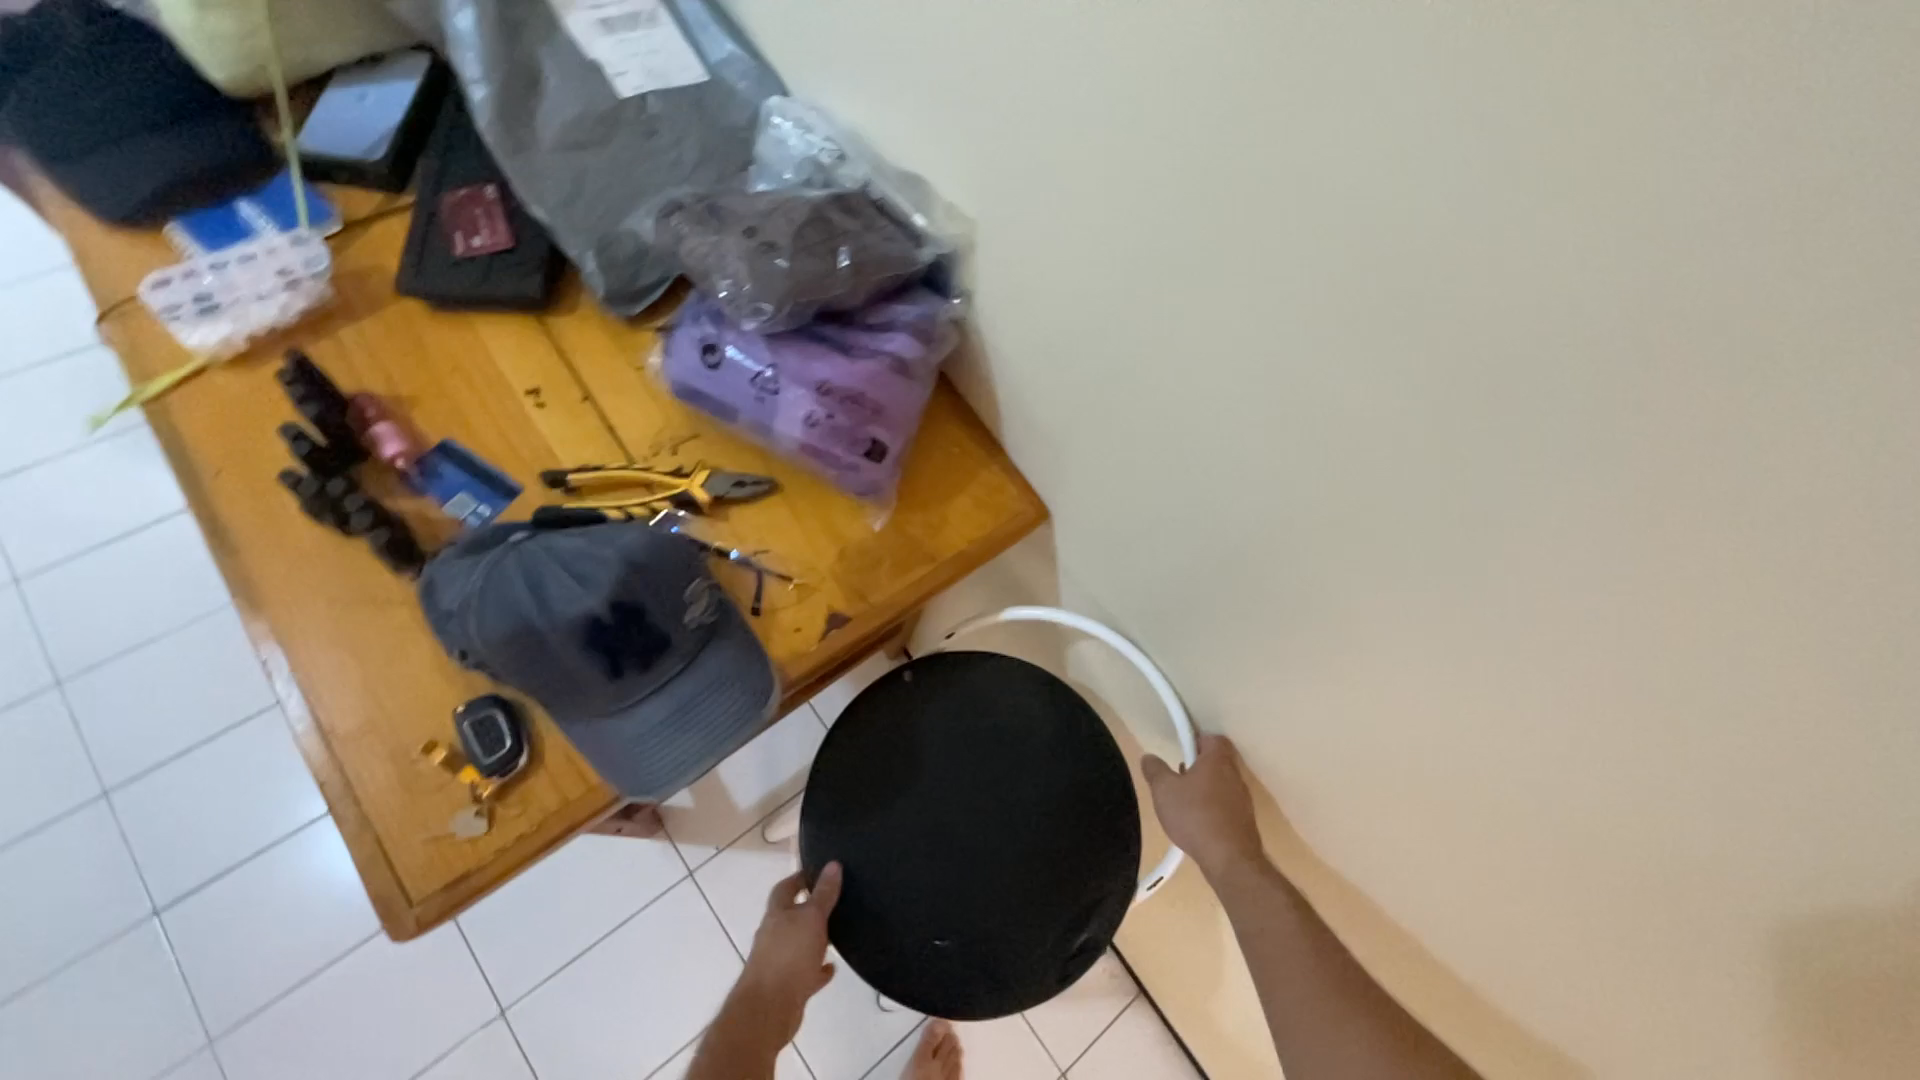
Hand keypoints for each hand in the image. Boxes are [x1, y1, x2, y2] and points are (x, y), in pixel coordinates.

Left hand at [739, 862, 843, 1041]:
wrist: (768, 1009)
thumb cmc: (789, 955)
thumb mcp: (812, 918)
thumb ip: (823, 894)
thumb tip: (833, 864)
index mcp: (776, 915)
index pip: (784, 889)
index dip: (798, 878)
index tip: (817, 872)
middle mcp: (773, 936)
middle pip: (790, 917)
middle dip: (808, 909)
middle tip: (833, 902)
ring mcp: (778, 962)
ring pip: (798, 945)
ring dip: (814, 940)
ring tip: (837, 934)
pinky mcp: (786, 988)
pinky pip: (805, 973)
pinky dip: (817, 969)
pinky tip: (831, 968)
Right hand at [1143, 734, 1266, 880]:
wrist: (1229, 859)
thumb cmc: (1195, 816)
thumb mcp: (1163, 790)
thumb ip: (1155, 770)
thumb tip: (1149, 757)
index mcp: (1217, 761)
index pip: (1212, 738)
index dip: (1196, 739)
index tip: (1180, 749)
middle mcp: (1234, 776)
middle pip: (1217, 762)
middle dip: (1197, 766)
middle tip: (1177, 776)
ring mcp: (1243, 800)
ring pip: (1221, 785)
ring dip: (1204, 789)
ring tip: (1184, 803)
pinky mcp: (1244, 821)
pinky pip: (1226, 806)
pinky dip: (1212, 809)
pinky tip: (1197, 824)